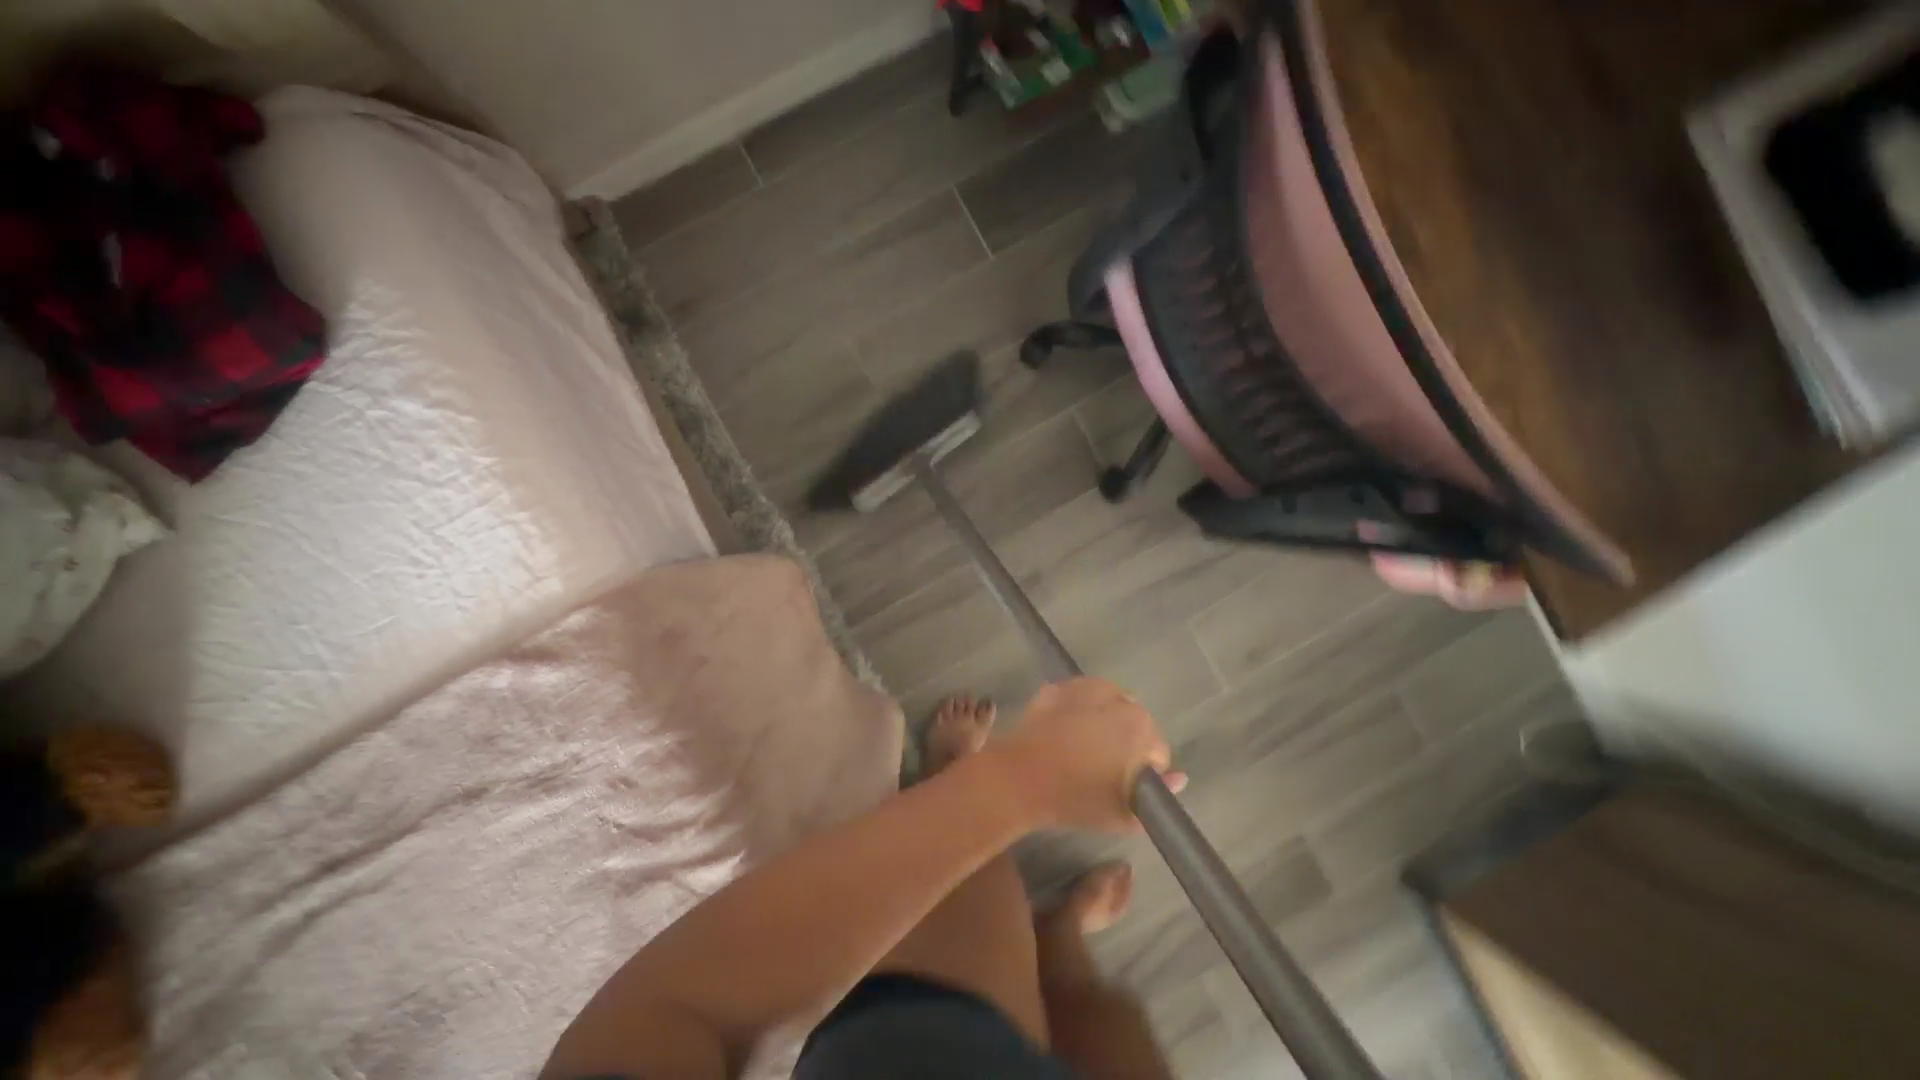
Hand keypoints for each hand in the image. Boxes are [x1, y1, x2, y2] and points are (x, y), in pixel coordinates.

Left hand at [988, 677, 1185, 832]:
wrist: (1019, 779)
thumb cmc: (1076, 799)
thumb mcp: (1123, 812)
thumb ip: (1157, 794)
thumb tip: (1180, 779)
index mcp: (1140, 726)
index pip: (1156, 751)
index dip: (1144, 773)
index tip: (1123, 788)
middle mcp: (1117, 698)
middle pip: (1133, 723)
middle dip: (1124, 743)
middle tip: (1101, 770)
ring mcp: (1083, 688)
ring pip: (1107, 704)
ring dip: (1103, 721)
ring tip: (1083, 749)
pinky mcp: (1055, 689)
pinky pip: (1077, 699)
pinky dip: (1076, 711)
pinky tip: (1064, 732)